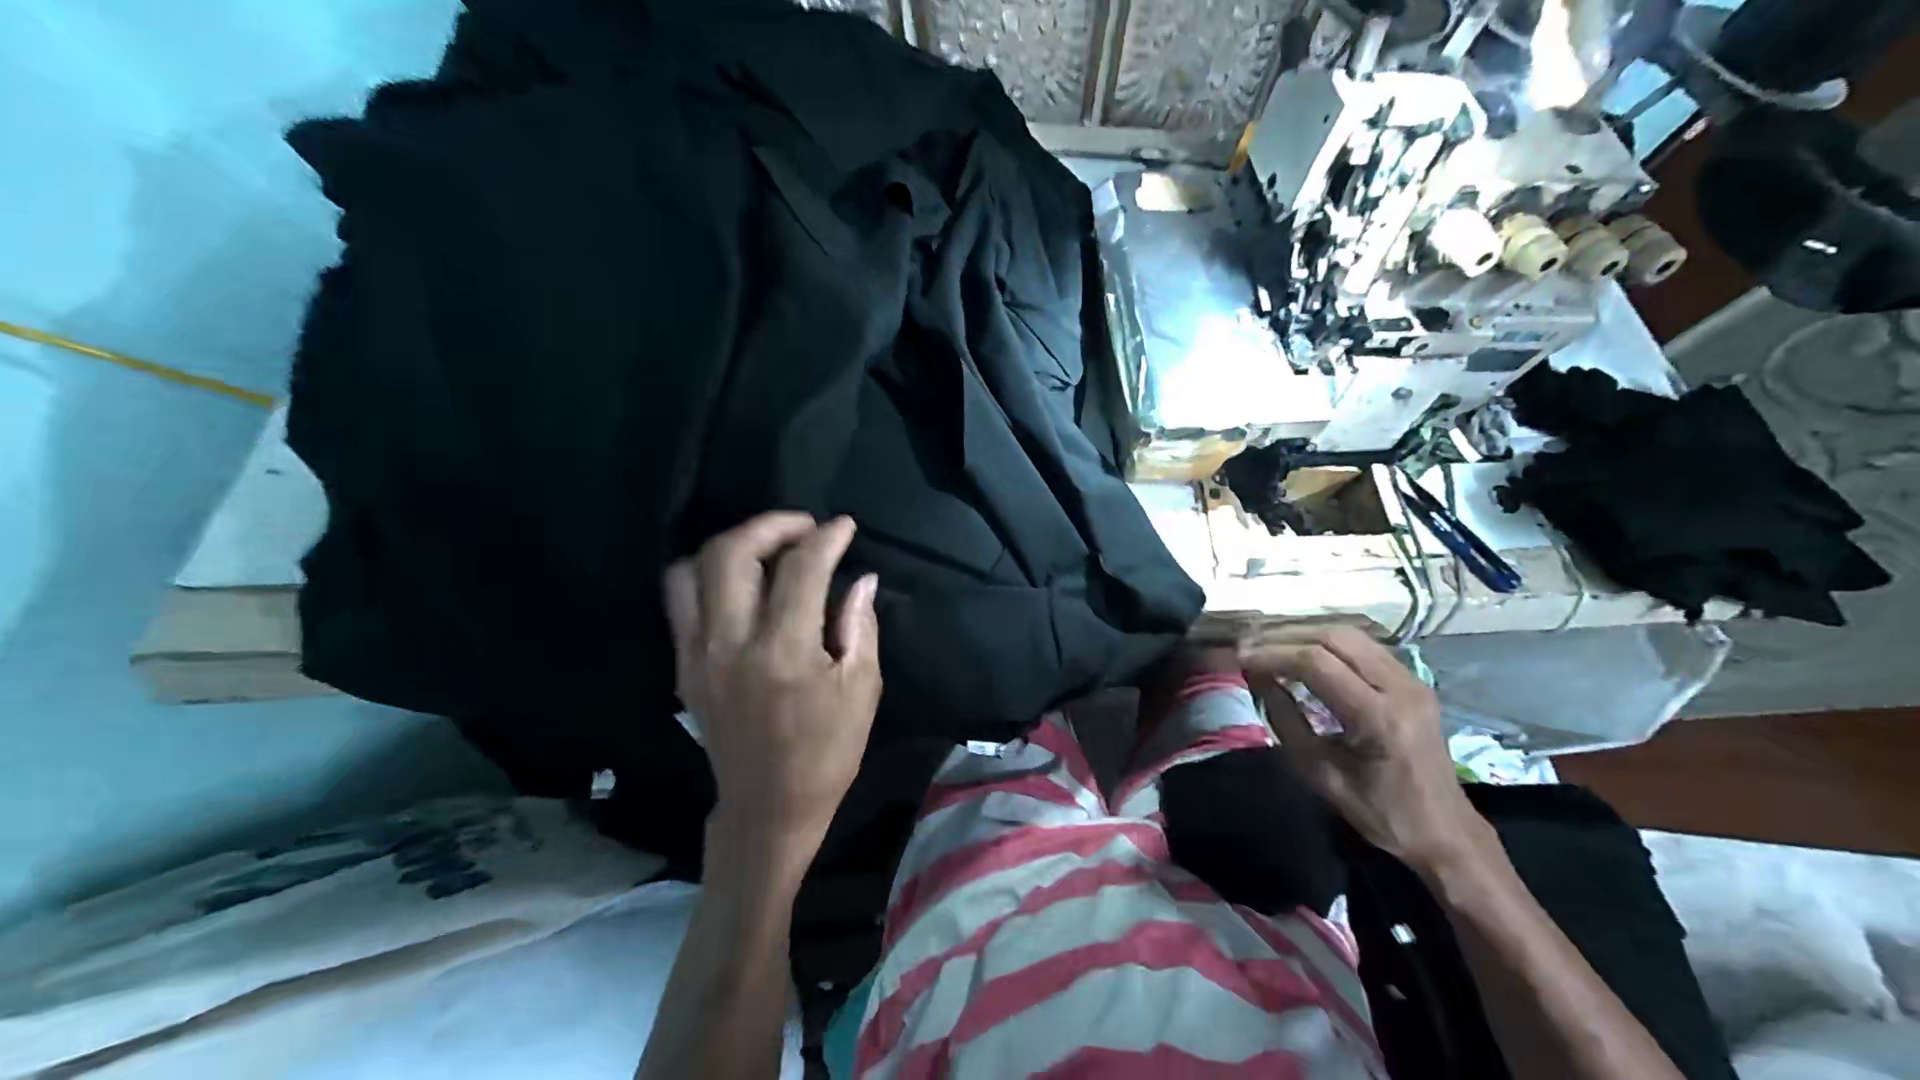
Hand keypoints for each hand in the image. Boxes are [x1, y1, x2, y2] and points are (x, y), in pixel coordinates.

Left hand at [665, 512, 881, 859]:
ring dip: (731, 546)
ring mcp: (697, 654)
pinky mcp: (683, 666)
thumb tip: (861, 578)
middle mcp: (730, 643)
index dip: (827, 538)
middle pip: (731, 552)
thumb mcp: (862, 690)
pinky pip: (680, 601)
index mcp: (783, 651)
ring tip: (766, 550)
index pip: (801, 568)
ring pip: (692, 570)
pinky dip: (707, 577)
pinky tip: (740, 585)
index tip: (844, 527)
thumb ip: (859, 625)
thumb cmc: (826, 753)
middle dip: (771, 525)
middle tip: (803, 528)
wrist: (768, 807)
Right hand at [1242, 627, 1489, 871]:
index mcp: (1380, 718)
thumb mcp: (1319, 772)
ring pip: (1350, 634)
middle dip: (1286, 636)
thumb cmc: (1379, 812)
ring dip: (1305, 634)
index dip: (1273, 655)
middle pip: (1335, 637)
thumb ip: (1285, 719)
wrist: (1444, 830)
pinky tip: (1303, 654)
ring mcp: (1412, 680)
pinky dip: (1327, 642)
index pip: (1317, 663)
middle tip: (1251, 646)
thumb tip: (1256, 677)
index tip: (1241, 658)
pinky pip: (1363, 645)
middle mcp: (1401, 688)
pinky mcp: (1413, 681)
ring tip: (1270, 645)